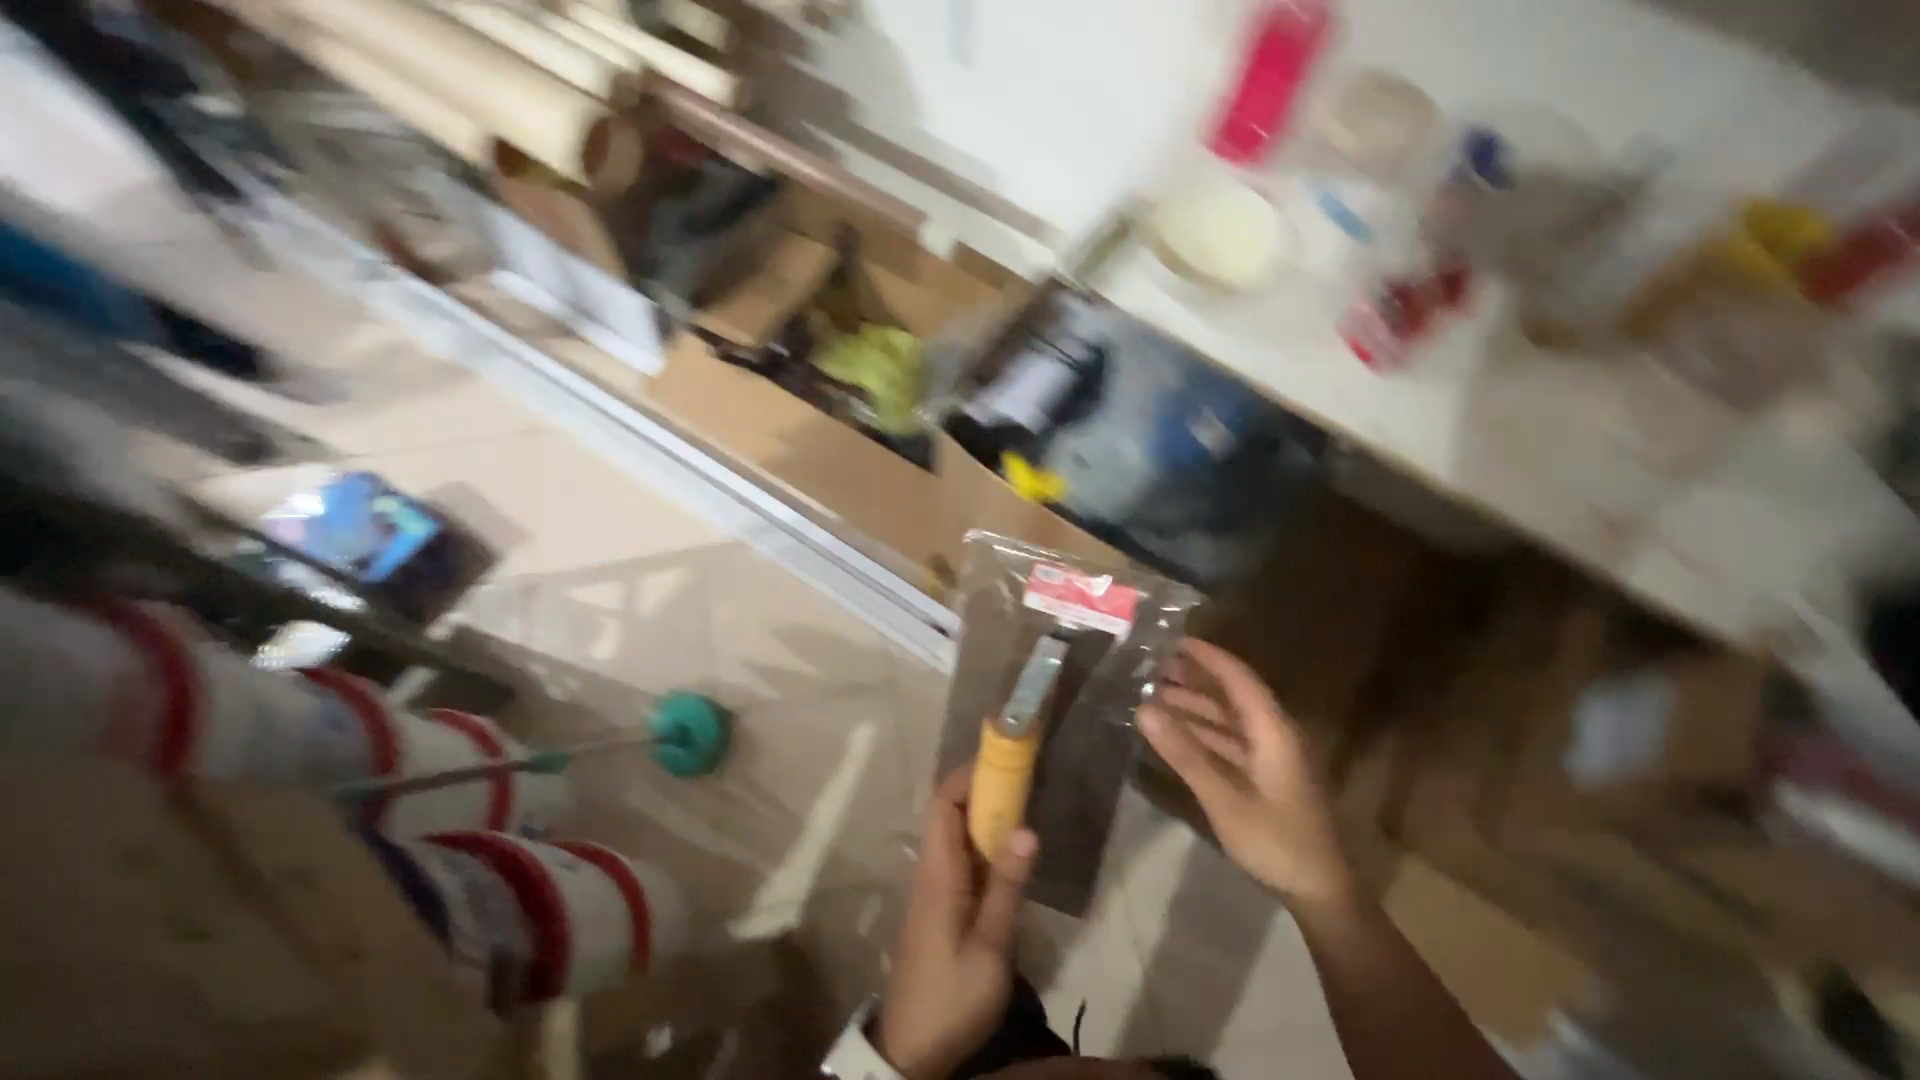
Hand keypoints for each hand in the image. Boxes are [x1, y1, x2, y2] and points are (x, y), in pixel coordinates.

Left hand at [878, 767, 1039, 1079]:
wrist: (911, 1048)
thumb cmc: (951, 996)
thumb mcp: (989, 946)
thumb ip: (1006, 887)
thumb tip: (1027, 828)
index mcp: (938, 873)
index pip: (944, 803)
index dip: (970, 773)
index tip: (1006, 757)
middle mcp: (930, 871)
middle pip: (950, 812)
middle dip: (985, 787)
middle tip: (1028, 776)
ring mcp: (933, 889)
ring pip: (956, 834)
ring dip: (986, 813)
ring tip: (1028, 802)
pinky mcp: (940, 907)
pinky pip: (960, 858)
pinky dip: (984, 842)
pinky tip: (1011, 850)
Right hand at [1136, 639, 1357, 907]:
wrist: (1320, 890)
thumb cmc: (1275, 840)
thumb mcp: (1224, 797)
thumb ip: (1184, 752)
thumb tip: (1144, 708)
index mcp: (1273, 732)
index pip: (1239, 680)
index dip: (1209, 658)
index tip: (1175, 641)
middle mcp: (1275, 736)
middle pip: (1234, 696)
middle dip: (1196, 679)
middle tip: (1155, 667)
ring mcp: (1273, 759)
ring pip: (1231, 721)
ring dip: (1197, 708)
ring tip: (1157, 696)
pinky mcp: (1267, 779)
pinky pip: (1232, 744)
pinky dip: (1204, 735)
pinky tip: (1177, 736)